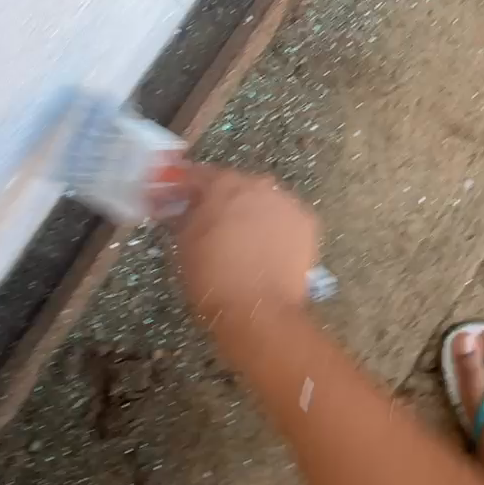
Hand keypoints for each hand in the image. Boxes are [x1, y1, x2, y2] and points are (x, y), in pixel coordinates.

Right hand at [173, 165, 319, 340]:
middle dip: (224, 201)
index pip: (199, 175)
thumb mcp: (184, 245)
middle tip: (213, 223)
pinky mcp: (308, 223)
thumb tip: (181, 207)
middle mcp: (258, 185)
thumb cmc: (212, 278)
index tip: (176, 195)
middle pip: (237, 186)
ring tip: (244, 241)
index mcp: (223, 185)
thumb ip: (183, 217)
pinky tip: (270, 250)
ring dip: (254, 214)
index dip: (185, 186)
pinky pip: (286, 220)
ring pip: (265, 202)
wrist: (258, 309)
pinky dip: (278, 230)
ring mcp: (287, 202)